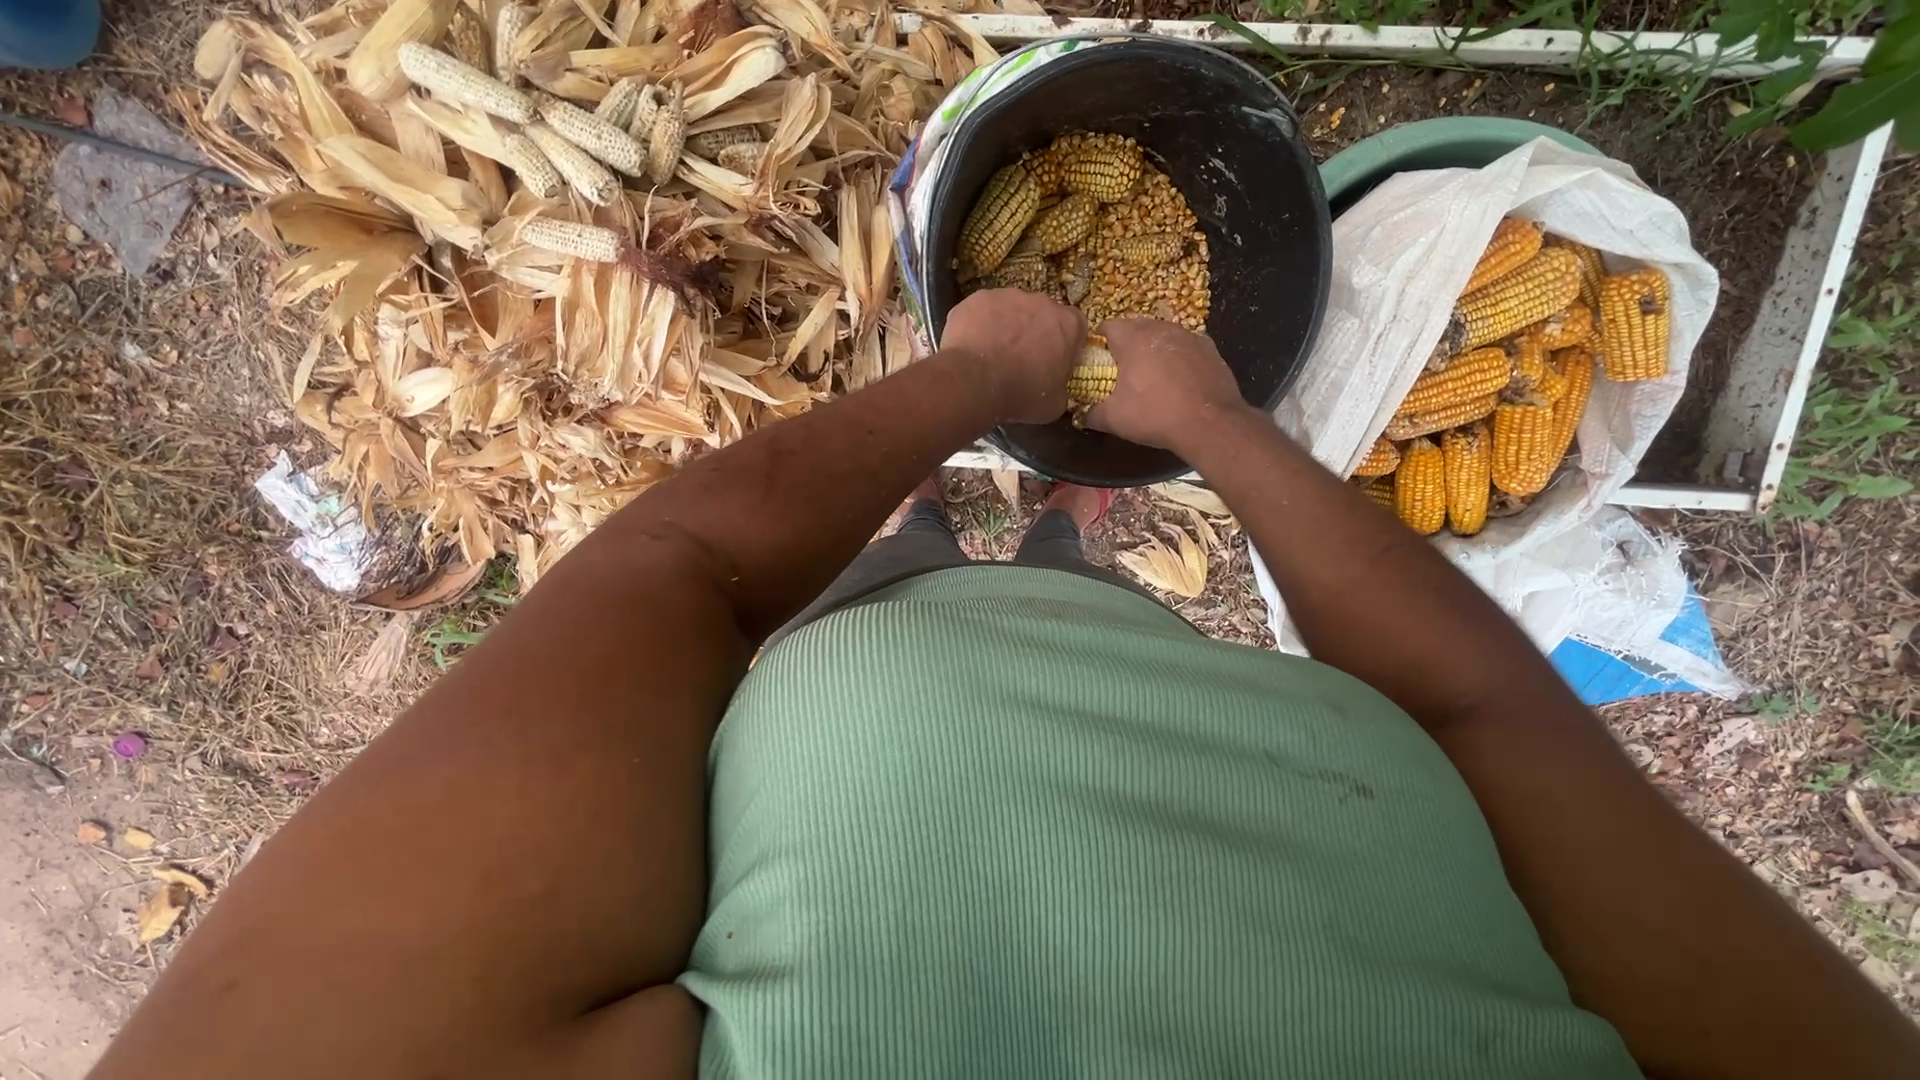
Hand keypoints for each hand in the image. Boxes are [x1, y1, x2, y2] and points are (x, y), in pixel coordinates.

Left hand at [940, 288, 1084, 424]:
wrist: (975, 381)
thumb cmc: (1021, 394)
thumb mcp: (1054, 404)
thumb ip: (1061, 387)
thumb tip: (1056, 386)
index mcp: (1068, 325)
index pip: (1075, 326)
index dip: (1065, 342)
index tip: (1054, 359)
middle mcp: (1042, 302)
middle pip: (1042, 314)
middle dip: (1034, 332)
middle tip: (1020, 359)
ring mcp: (1008, 296)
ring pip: (1011, 309)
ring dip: (1006, 327)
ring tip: (991, 354)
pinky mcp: (979, 297)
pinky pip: (983, 310)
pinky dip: (980, 324)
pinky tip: (972, 346)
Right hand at [1084, 318, 1246, 450]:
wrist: (1209, 423)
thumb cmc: (1154, 415)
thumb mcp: (1114, 419)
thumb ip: (1092, 414)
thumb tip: (1081, 415)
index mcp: (1132, 338)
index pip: (1108, 326)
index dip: (1100, 341)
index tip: (1098, 359)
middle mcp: (1160, 328)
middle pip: (1136, 327)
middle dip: (1127, 343)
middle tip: (1123, 368)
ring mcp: (1188, 336)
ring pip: (1163, 335)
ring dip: (1154, 348)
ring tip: (1152, 374)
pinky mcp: (1209, 348)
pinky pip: (1185, 347)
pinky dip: (1178, 357)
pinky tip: (1179, 379)